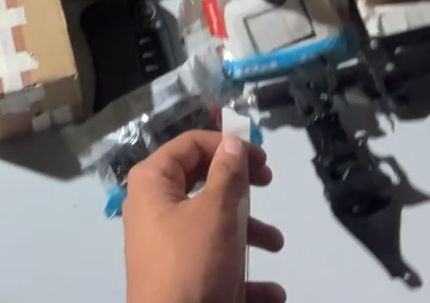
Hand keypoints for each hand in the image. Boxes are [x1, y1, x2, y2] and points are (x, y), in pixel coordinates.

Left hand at [123, 131, 285, 302]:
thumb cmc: (191, 263)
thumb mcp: (215, 212)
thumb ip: (228, 173)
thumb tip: (232, 141)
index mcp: (153, 182)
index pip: (190, 145)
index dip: (226, 144)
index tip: (261, 156)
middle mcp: (154, 207)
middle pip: (201, 182)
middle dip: (238, 186)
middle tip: (268, 183)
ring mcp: (165, 245)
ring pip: (212, 225)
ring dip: (248, 231)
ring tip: (276, 243)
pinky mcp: (179, 278)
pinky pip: (214, 265)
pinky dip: (243, 274)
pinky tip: (272, 291)